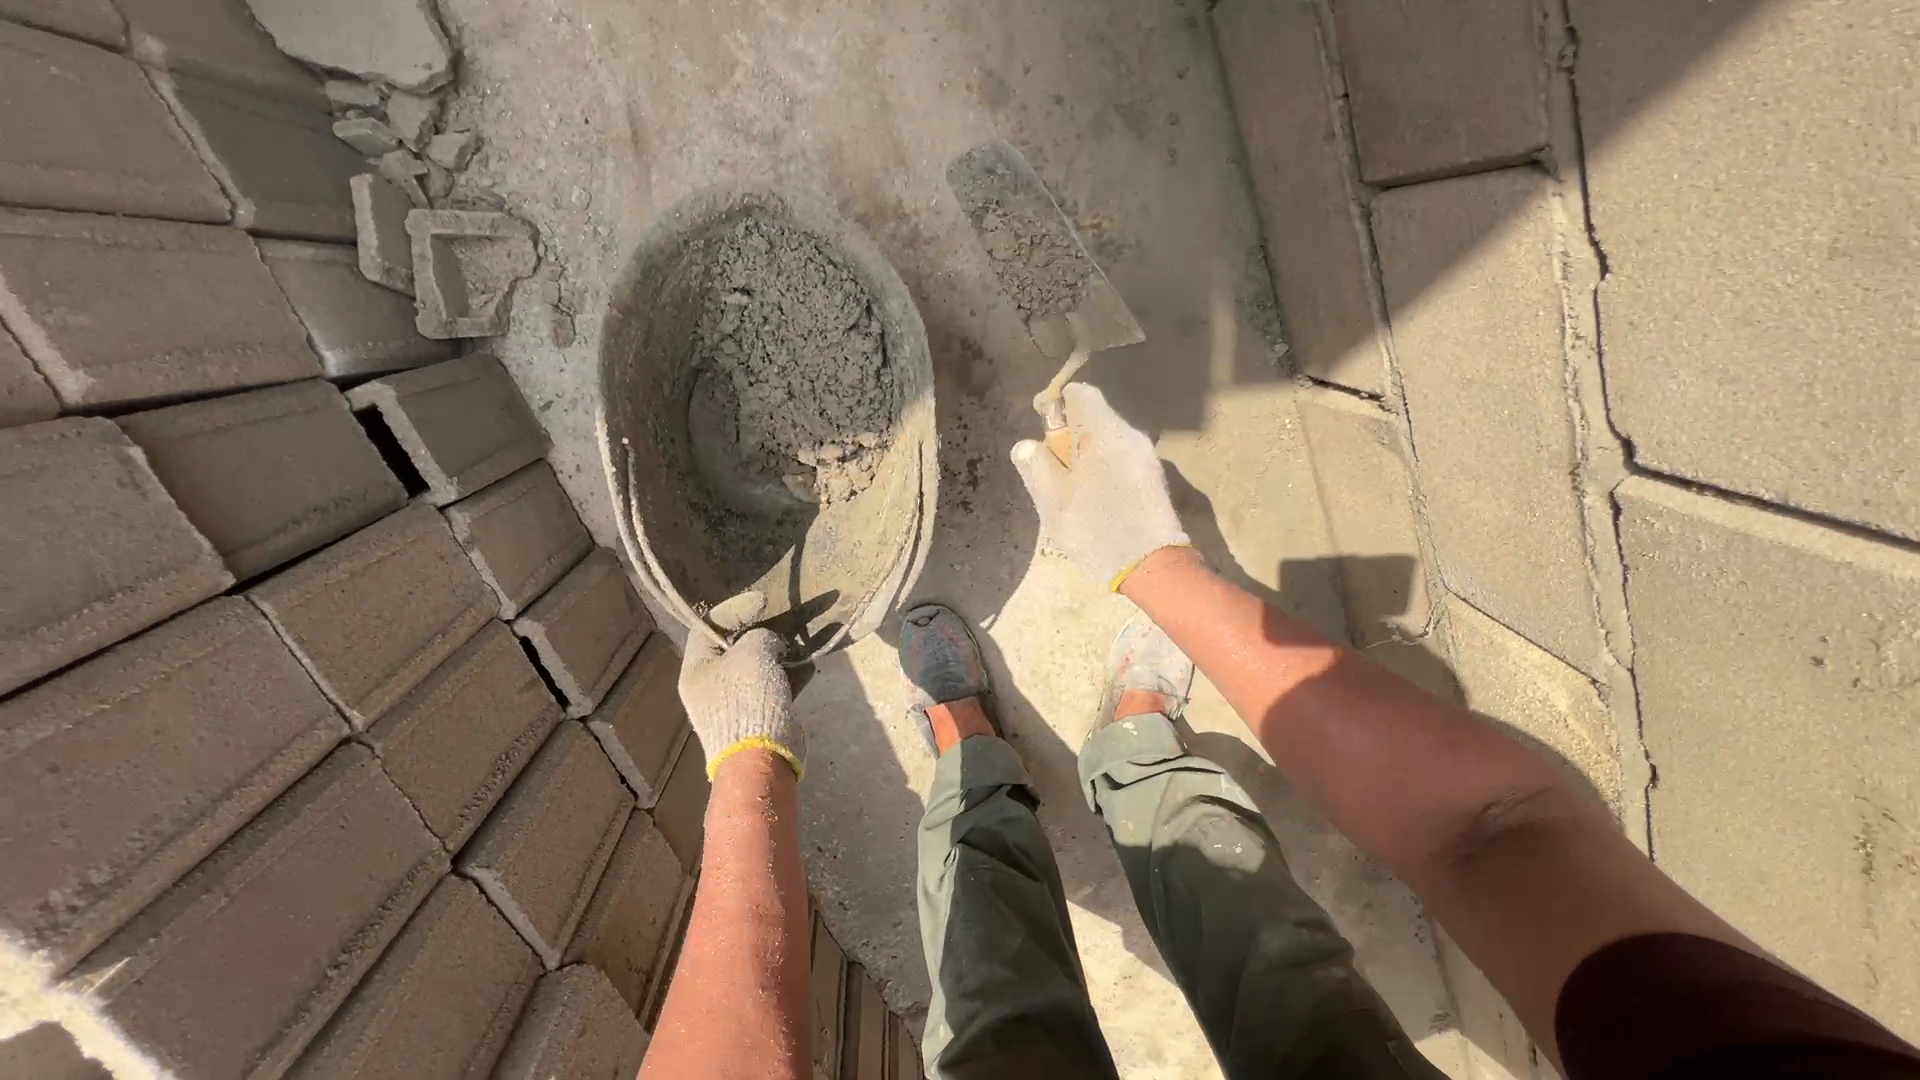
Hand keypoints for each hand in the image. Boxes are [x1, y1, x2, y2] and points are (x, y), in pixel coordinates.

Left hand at [678, 592, 805, 779]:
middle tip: (784, 619)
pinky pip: (775, 686)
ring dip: (781, 653)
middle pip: (735, 647)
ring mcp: (736, 701)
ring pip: (759, 667)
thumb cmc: (747, 696)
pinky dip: (791, 675)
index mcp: (697, 668)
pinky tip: (810, 665)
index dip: (734, 609)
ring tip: (802, 641)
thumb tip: (771, 643)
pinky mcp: (760, 715)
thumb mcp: (753, 650)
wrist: (762, 754)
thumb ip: (761, 635)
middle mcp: (712, 684)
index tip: (762, 601)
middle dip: (762, 632)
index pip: (708, 627)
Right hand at [1010, 383, 1190, 590]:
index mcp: (1103, 432)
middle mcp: (1130, 435)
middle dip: (1070, 434)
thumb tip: (1026, 445)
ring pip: (1109, 439)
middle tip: (1053, 467)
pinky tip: (1095, 497)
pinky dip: (1104, 466)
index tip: (1042, 430)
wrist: (1150, 565)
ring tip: (1071, 487)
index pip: (1080, 393)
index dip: (1056, 404)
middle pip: (1095, 416)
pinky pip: (1122, 458)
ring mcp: (1146, 456)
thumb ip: (1036, 466)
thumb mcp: (1052, 500)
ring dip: (1086, 453)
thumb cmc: (1095, 528)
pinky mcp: (1154, 477)